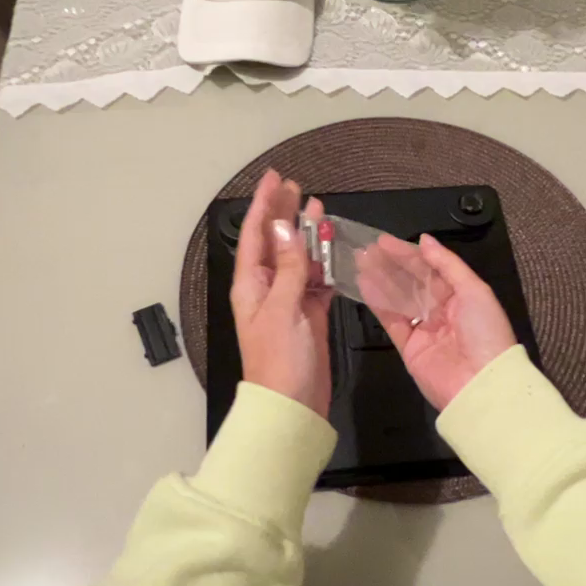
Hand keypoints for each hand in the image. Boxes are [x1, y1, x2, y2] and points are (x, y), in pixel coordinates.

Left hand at [230, 169, 331, 417]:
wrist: (293, 406)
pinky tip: (333, 250)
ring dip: (308, 236)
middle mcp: (268, 289)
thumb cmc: (279, 362)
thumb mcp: (282, 310)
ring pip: (300, 259)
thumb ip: (288, 268)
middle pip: (277, 242)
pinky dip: (325, 265)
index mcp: (252, 285)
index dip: (265, 205)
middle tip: (296, 186)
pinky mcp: (309, 315)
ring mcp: (289, 302)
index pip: (258, 235)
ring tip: (318, 209)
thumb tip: (285, 229)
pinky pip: (317, 281)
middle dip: (285, 213)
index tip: (275, 179)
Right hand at [368, 233, 516, 410]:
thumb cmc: (484, 331)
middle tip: (367, 249)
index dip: (409, 254)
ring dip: (380, 280)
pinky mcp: (408, 348)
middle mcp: (442, 311)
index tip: (385, 241)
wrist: (480, 383)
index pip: (431, 270)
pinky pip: (391, 321)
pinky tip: (364, 285)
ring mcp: (424, 330)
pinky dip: (378, 303)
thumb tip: (424, 240)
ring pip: (399, 299)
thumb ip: (447, 264)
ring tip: (360, 261)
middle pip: (412, 283)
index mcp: (462, 296)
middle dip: (391, 265)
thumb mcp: (475, 290)